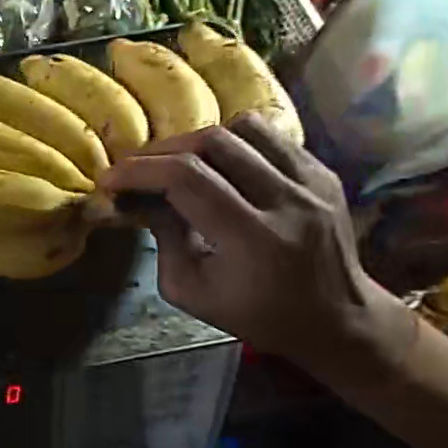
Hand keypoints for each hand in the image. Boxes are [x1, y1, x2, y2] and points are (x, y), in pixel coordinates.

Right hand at [101, 116, 416, 383]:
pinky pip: (269, 137)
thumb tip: (139, 198)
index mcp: (253, 239)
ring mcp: (311, 180)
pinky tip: (218, 165)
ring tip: (176, 162)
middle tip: (136, 168)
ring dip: (198, 139)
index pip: (187, 179)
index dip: (141, 170)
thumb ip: (164, 239)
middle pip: (213, 143)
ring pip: (243, 128)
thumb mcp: (193, 291)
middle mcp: (286, 200)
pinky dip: (232, 143)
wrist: (337, 318)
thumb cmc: (257, 316)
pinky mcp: (322, 171)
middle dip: (161, 150)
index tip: (111, 179)